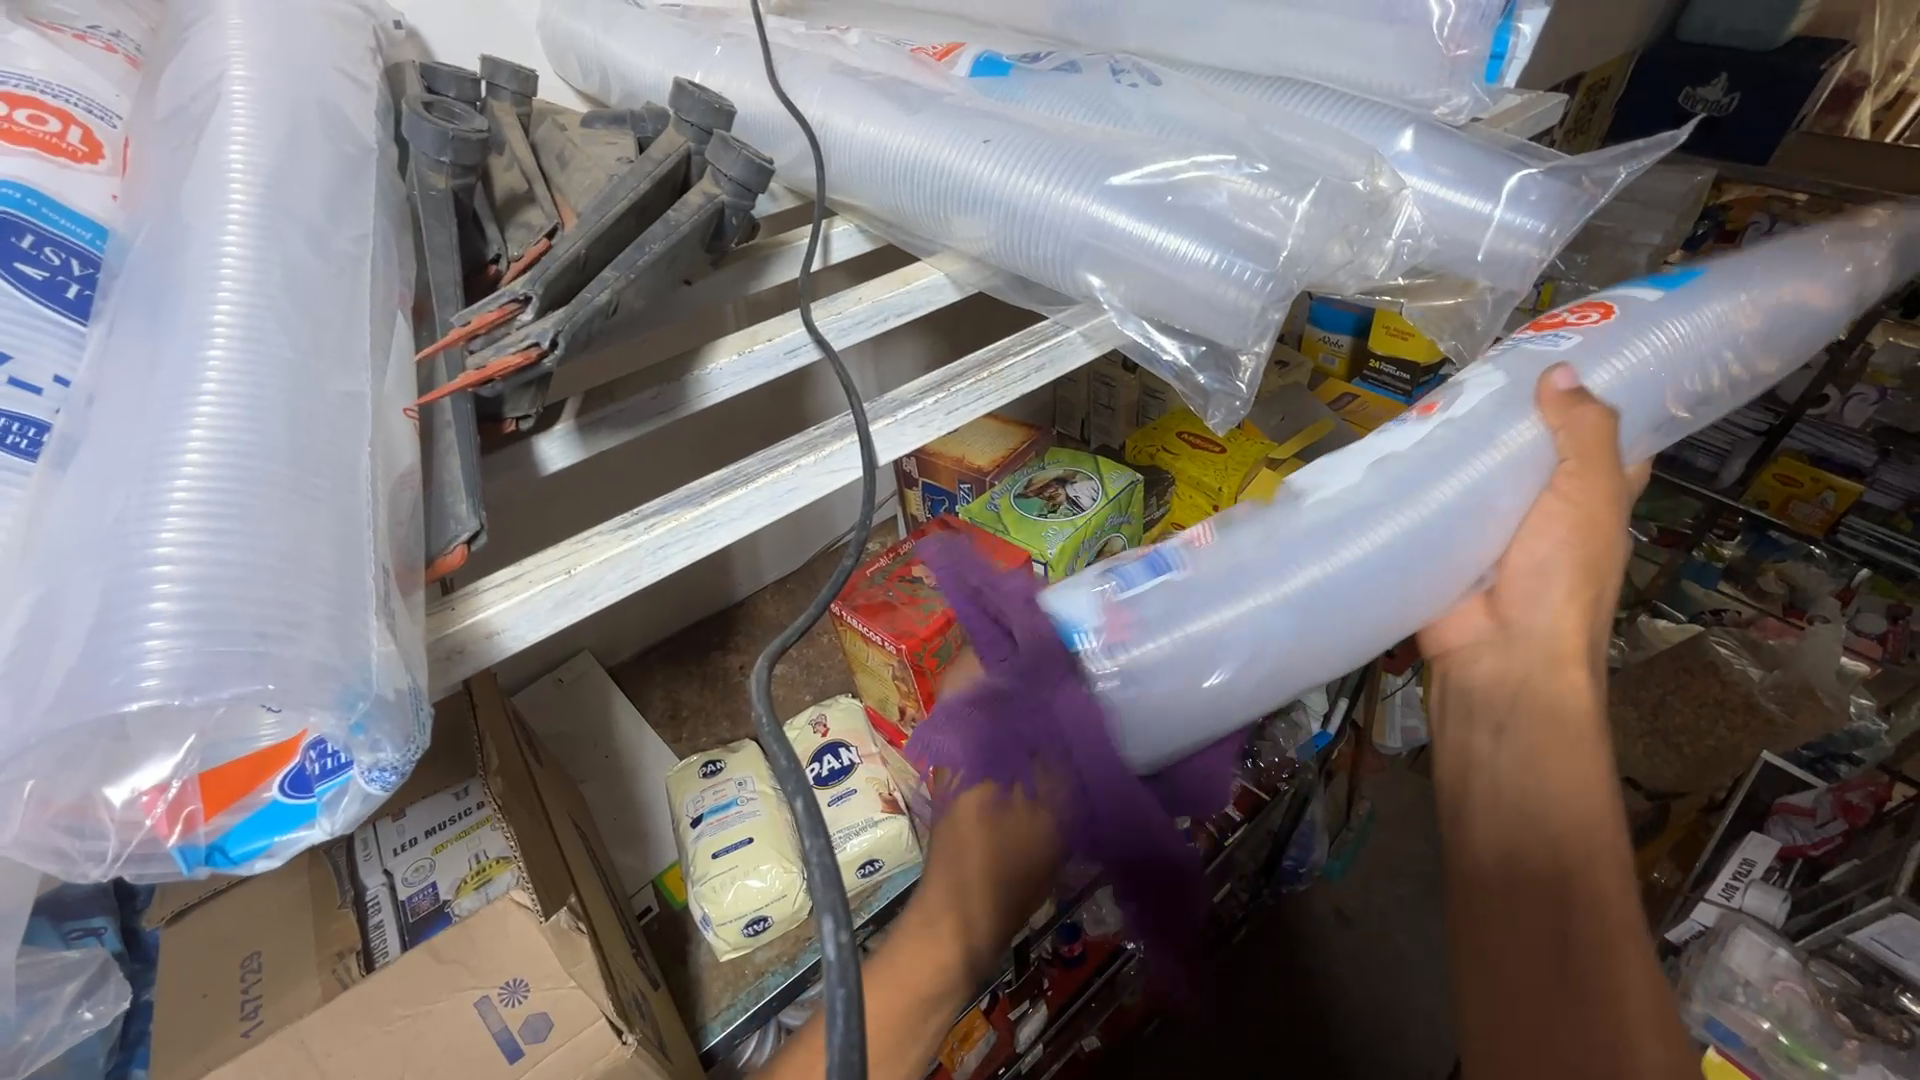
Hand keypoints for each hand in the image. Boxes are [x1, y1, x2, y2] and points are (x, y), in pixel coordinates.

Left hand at [908, 646, 1063, 981]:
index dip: (1017, 635)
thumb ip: (1062, 738)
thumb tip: (1077, 687)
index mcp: (964, 722)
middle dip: (1031, 663)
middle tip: (1079, 656)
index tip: (1059, 628)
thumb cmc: (1003, 857)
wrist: (967, 918)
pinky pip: (1003, 733)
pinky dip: (1030, 724)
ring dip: (1032, 694)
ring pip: (999, 705)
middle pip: (992, 677)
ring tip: (1079, 686)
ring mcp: (964, 753)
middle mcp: (957, 729)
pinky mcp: (975, 776)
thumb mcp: (1048, 795)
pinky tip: (1066, 730)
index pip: (981, 654)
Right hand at [1418, 364, 1648, 716]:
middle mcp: (1539, 511)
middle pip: (1525, 453)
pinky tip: (1388, 447)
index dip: (1590, 400)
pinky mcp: (1437, 544)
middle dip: (1504, 415)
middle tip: (1475, 366)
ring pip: (1471, 475)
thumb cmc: (1559, 576)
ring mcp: (1485, 529)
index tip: (1564, 354)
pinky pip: (1426, 504)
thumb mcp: (1589, 497)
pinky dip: (1411, 480)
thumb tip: (1563, 370)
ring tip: (1423, 396)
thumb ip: (1583, 435)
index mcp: (1590, 499)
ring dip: (1452, 445)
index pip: (1599, 441)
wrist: (1496, 652)